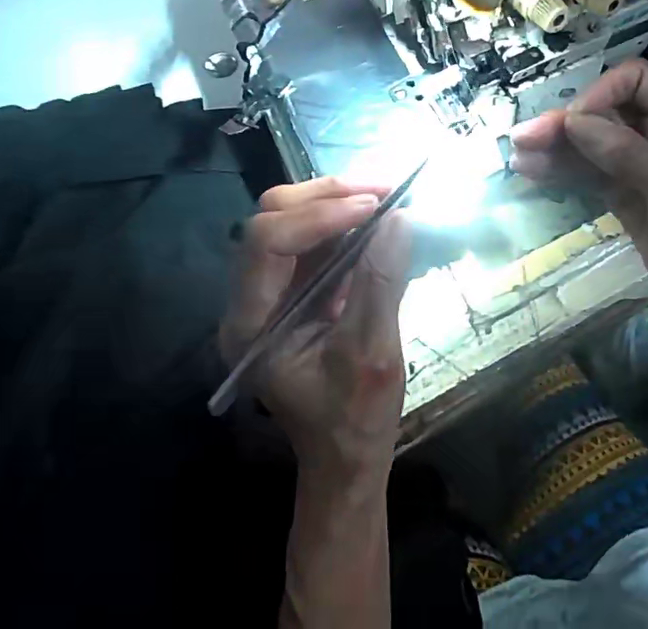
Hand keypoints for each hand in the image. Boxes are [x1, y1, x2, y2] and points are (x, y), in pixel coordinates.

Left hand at [221, 177, 411, 479]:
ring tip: (385, 194)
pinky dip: (343, 219)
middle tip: (382, 191)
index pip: (267, 242)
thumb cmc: (353, 421)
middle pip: (271, 218)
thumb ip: (380, 284)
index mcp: (250, 322)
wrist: (344, 456)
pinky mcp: (291, 287)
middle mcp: (248, 298)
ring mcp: (267, 290)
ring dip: (336, 200)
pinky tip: (376, 214)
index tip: (374, 208)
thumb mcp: (372, 356)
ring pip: (288, 218)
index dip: (318, 216)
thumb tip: (399, 217)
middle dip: (326, 196)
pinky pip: (310, 236)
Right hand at [508, 59, 647, 314]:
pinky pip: (586, 173)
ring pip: (589, 143)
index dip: (600, 94)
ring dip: (555, 147)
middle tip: (523, 138)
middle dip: (565, 123)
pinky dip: (560, 171)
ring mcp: (638, 166)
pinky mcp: (623, 194)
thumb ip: (624, 152)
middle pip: (603, 112)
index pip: (634, 81)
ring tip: (517, 155)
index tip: (574, 123)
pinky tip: (531, 172)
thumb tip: (572, 121)